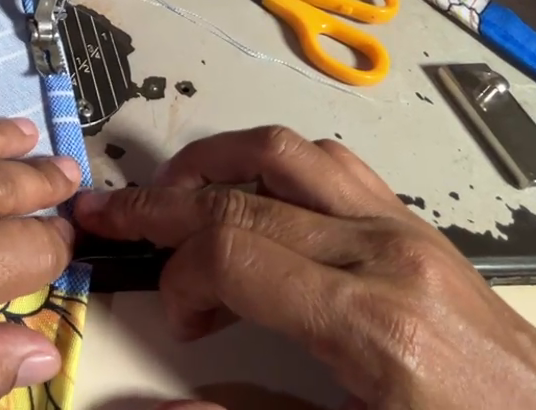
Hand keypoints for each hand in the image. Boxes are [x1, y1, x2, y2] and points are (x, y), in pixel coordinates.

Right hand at [73, 127, 535, 409]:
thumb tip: (145, 409)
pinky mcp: (422, 229)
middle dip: (163, 202)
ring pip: (284, 151)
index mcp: (373, 325)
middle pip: (242, 193)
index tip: (173, 317)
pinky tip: (253, 205)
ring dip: (214, 163)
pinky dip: (269, 168)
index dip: (177, 272)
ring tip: (175, 197)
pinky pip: (330, 166)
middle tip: (113, 217)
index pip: (233, 249)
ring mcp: (410, 231)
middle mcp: (388, 254)